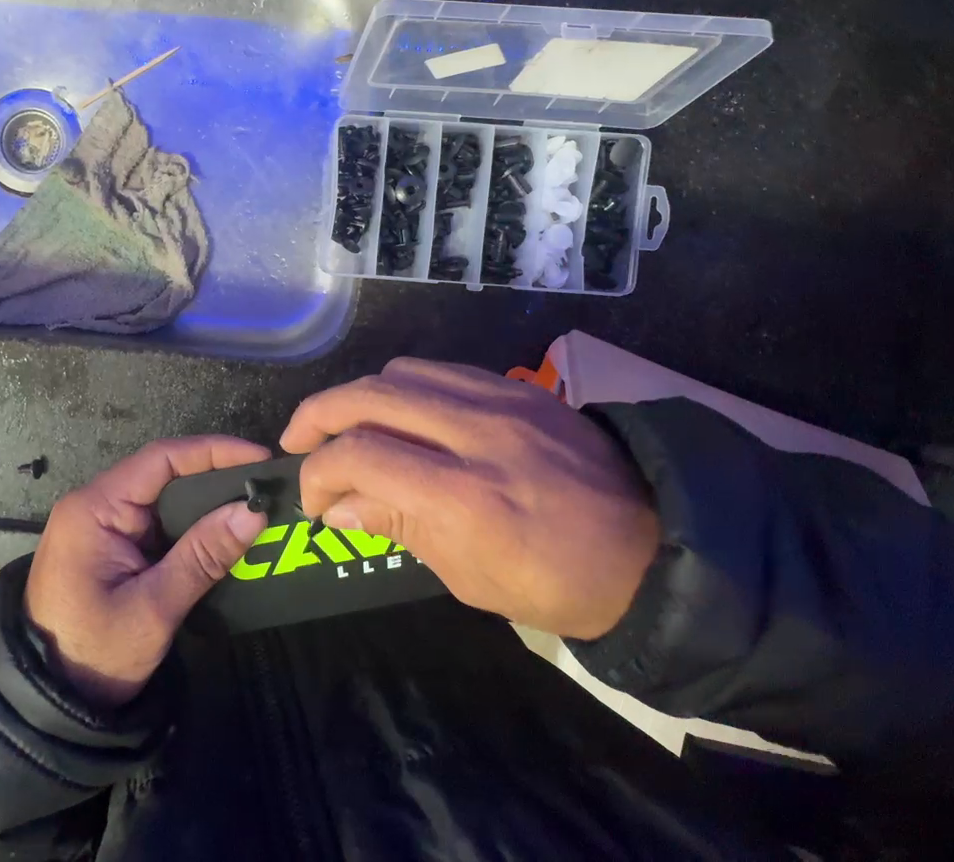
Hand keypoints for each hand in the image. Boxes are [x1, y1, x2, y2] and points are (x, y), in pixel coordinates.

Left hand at [25, 435, 271, 706]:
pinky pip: (159, 526)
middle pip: (165, 475)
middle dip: (217, 478)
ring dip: (209, 506)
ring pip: (165, 501)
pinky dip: (193, 530)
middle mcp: (96, 506)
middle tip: (268, 488)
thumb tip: (253, 512)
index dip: (213, 451)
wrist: (50, 701)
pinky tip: (229, 538)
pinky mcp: (113, 549)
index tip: (259, 458)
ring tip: (258, 510)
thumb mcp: (154, 607)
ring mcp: (104, 528)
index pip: (161, 459)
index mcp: (95, 508)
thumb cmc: (94, 652)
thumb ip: (203, 556)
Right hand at [281, 358, 658, 639]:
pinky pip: (441, 370)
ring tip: (345, 427)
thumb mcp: (469, 576)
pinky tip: (400, 414)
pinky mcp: (519, 388)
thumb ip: (398, 527)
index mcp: (466, 498)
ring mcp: (503, 401)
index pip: (360, 457)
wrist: (655, 546)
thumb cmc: (556, 583)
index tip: (314, 500)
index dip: (319, 473)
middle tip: (298, 441)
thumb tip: (337, 505)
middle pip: (369, 397)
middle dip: (317, 416)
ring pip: (401, 372)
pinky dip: (403, 387)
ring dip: (358, 396)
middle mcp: (477, 435)